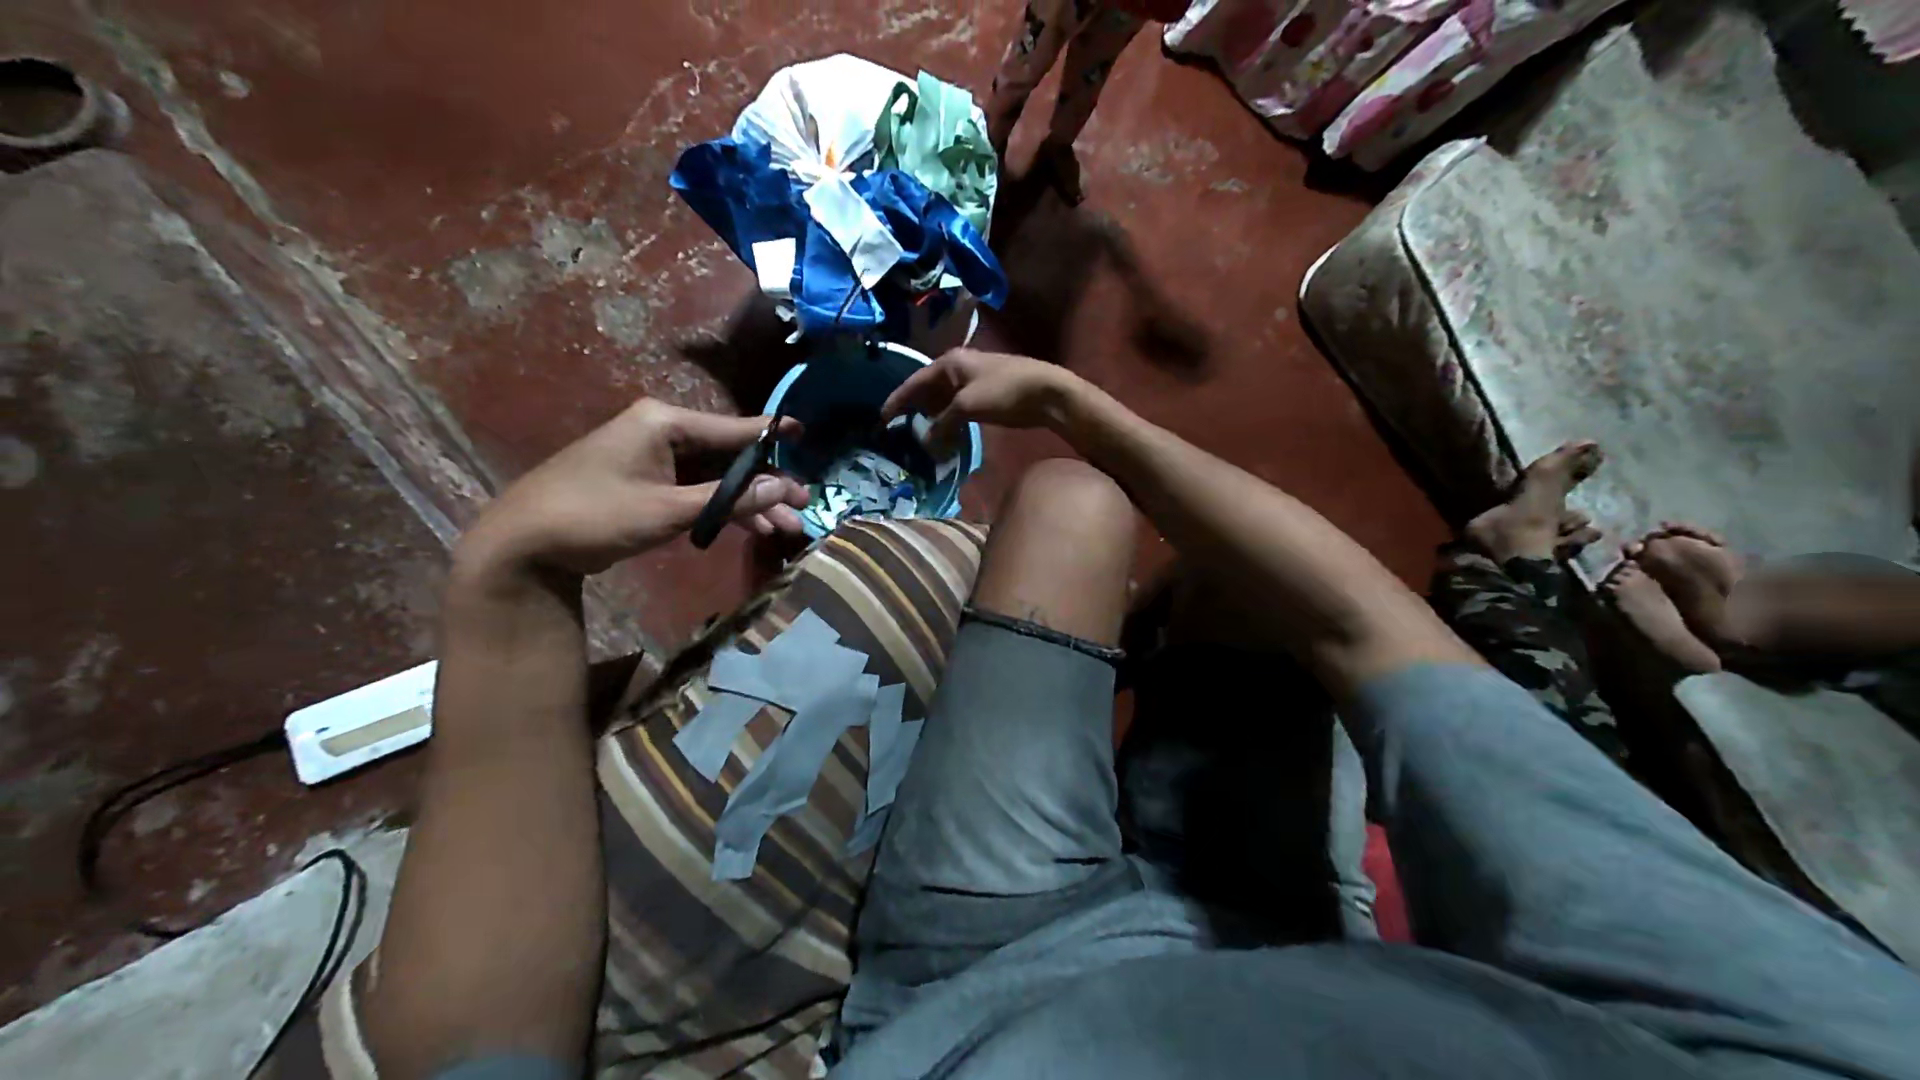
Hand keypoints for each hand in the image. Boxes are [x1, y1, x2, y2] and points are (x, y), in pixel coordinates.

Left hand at [458, 399, 808, 576]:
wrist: (524, 543)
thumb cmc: (595, 516)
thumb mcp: (668, 510)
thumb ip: (729, 500)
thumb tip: (783, 488)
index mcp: (664, 423)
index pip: (732, 427)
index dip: (771, 435)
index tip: (805, 434)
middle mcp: (662, 432)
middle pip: (728, 456)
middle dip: (764, 485)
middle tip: (802, 507)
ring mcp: (652, 458)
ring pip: (714, 477)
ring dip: (746, 503)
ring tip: (784, 528)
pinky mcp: (646, 483)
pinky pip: (694, 490)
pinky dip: (719, 509)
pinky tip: (749, 528)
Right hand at [881, 349, 1079, 449]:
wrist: (1047, 392)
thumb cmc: (1005, 391)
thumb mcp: (967, 407)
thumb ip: (942, 424)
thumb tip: (926, 442)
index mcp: (949, 363)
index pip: (914, 382)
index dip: (897, 400)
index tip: (881, 418)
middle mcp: (958, 368)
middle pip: (927, 390)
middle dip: (912, 409)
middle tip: (896, 429)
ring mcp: (973, 381)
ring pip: (943, 400)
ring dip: (931, 417)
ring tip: (917, 435)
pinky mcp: (985, 396)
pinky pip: (957, 408)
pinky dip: (948, 420)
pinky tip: (944, 434)